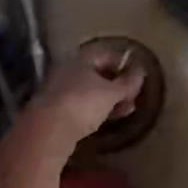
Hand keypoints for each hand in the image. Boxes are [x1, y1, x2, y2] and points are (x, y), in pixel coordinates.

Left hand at [22, 40, 145, 154]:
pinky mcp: (52, 110)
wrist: (44, 132)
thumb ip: (129, 83)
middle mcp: (68, 69)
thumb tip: (142, 70)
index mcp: (82, 58)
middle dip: (117, 86)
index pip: (108, 55)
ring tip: (122, 113)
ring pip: (88, 90)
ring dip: (107, 100)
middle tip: (131, 100)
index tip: (136, 80)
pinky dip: (93, 110)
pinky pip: (78, 104)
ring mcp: (58, 89)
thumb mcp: (112, 93)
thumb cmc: (83, 104)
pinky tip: (102, 121)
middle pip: (97, 73)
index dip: (124, 65)